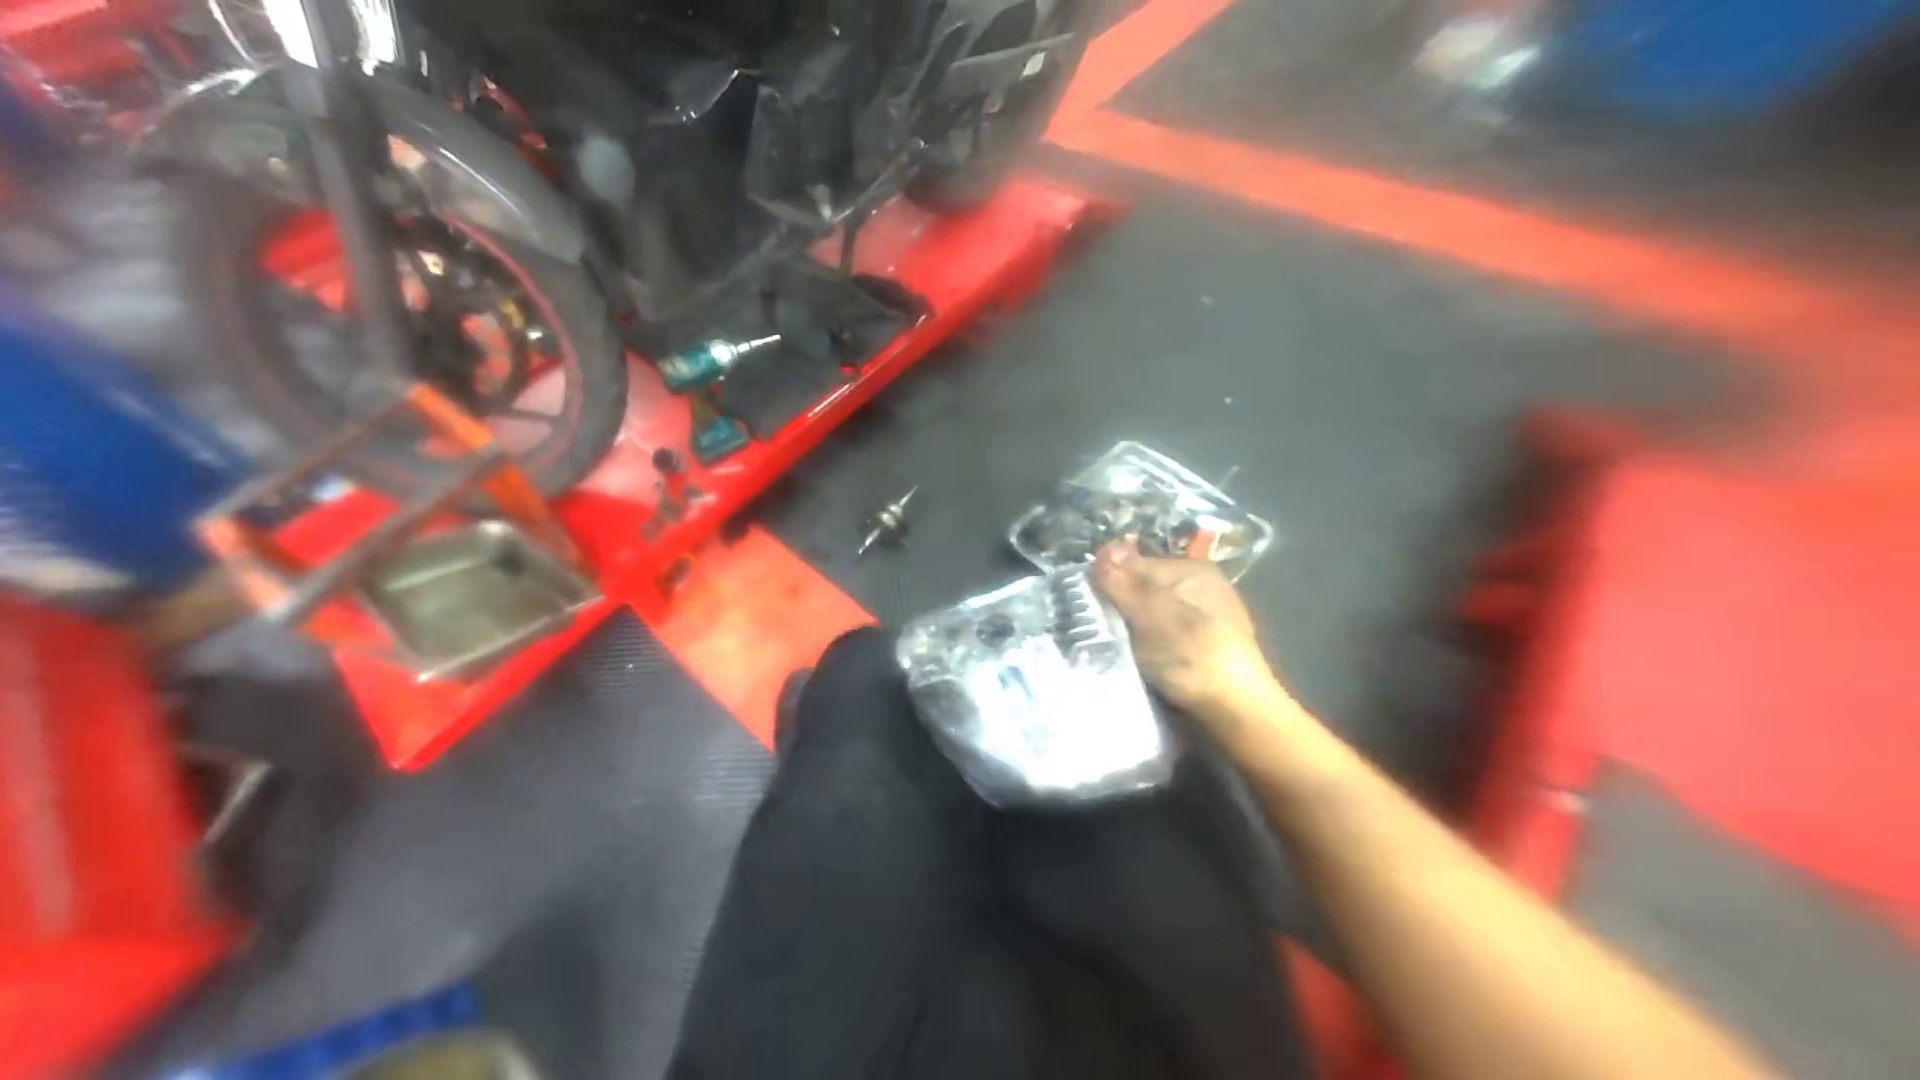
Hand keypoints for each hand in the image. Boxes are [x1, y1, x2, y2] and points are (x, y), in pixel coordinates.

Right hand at [1092, 541, 1281, 720]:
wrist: (1235, 711)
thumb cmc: (1193, 655)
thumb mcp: (1151, 614)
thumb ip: (1124, 582)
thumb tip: (1103, 548)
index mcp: (1192, 569)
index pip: (1134, 562)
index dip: (1109, 581)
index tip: (1088, 607)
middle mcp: (1200, 586)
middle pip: (1143, 587)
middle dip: (1119, 604)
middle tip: (1098, 630)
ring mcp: (1204, 617)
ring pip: (1151, 612)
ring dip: (1131, 627)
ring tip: (1114, 647)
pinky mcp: (1202, 646)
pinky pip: (1162, 633)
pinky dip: (1147, 644)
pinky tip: (1139, 660)